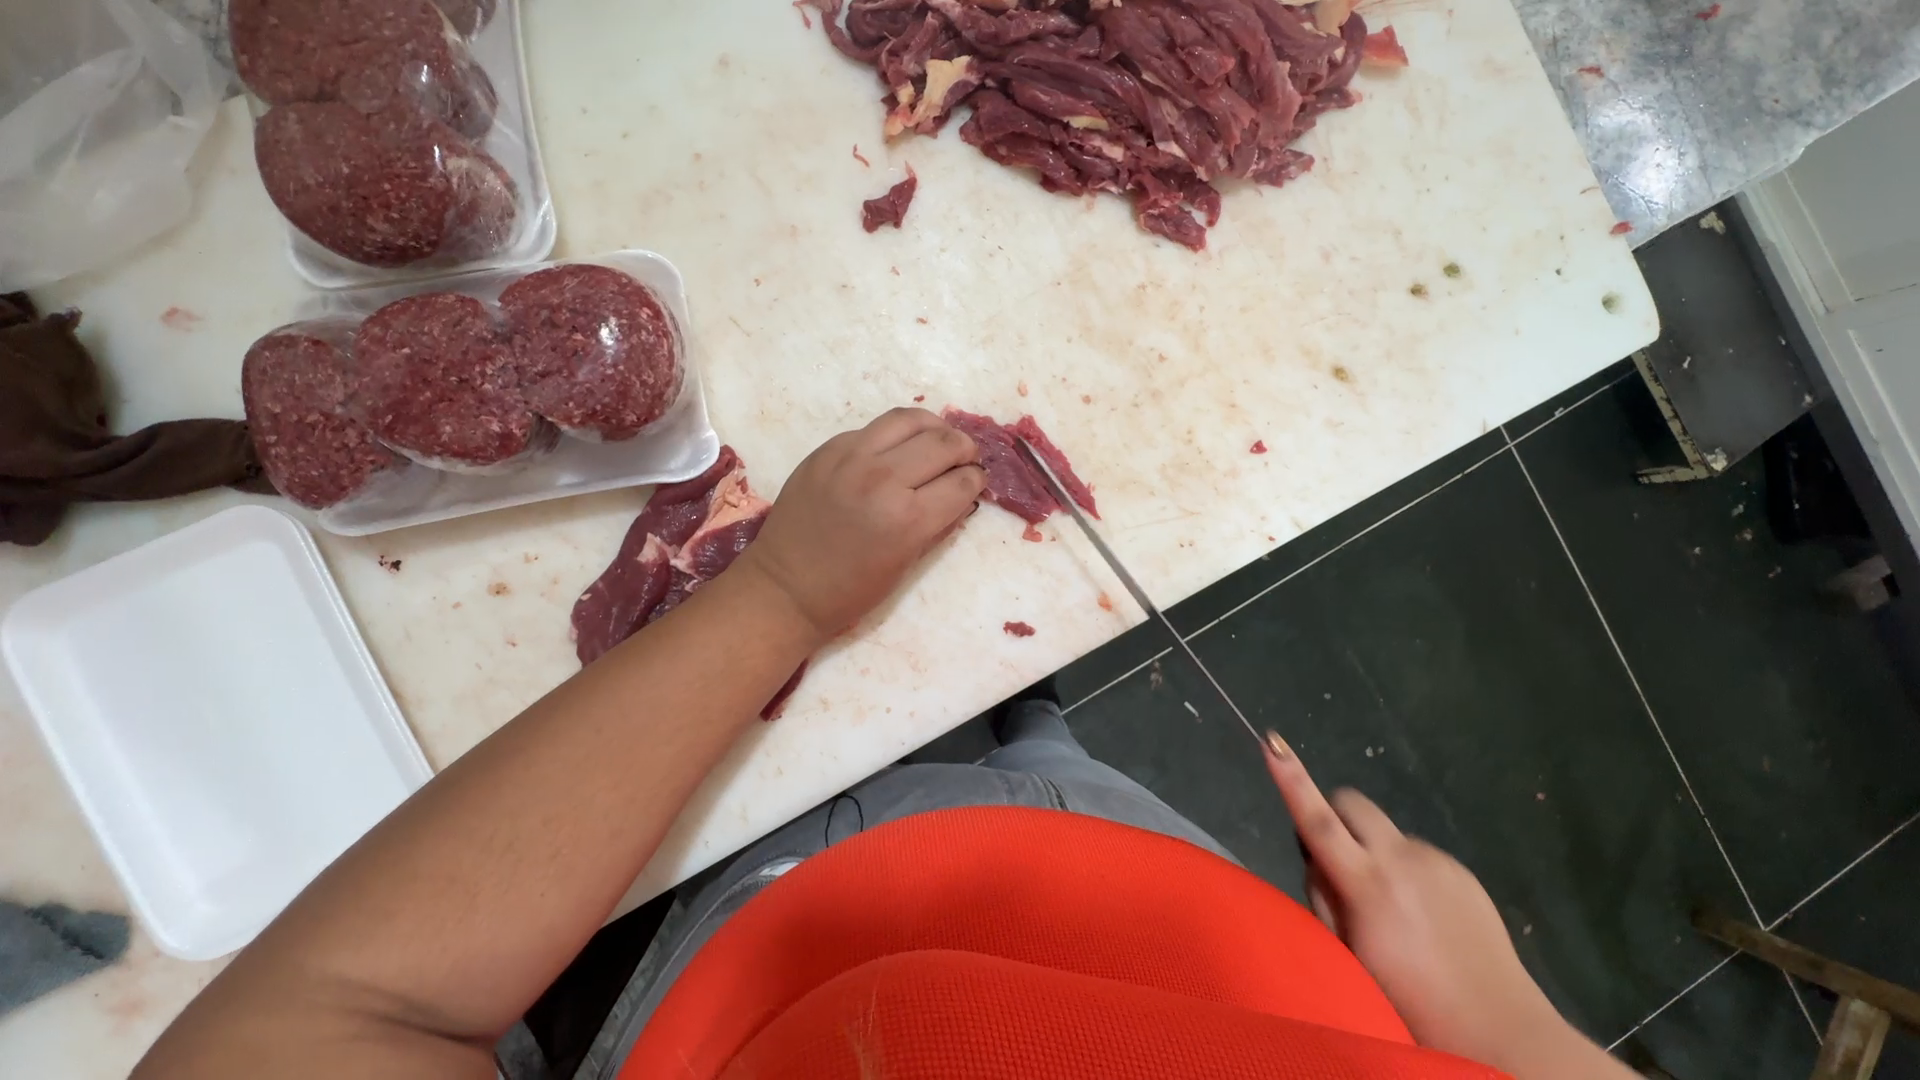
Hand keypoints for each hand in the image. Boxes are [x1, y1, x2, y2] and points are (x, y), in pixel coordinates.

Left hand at [738, 408, 985, 640]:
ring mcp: (851, 459)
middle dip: (964, 449)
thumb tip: (964, 494)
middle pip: (943, 442)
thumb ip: (940, 524)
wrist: (786, 587)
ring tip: (938, 441)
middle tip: (966, 458)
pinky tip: (896, 451)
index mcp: (908, 519)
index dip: (977, 480)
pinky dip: (895, 436)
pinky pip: (873, 429)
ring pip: (909, 419)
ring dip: (934, 428)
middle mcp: (883, 479)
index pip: (962, 481)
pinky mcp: (827, 450)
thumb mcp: (907, 564)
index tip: (976, 481)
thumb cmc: (851, 591)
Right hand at [1262, 732, 1633, 1079]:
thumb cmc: (1408, 1004)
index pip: (1317, 822)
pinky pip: (1417, 855)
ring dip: (1372, 852)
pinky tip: (1420, 919)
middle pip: (1353, 804)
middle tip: (1335, 860)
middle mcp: (1403, 860)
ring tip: (1387, 910)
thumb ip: (1323, 899)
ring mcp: (1439, 862)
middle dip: (1334, 815)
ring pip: (1385, 833)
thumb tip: (1317, 860)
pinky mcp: (1463, 873)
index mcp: (1368, 885)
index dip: (1291, 780)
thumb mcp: (1346, 956)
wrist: (1501, 1033)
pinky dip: (1404, 871)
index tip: (1272, 743)